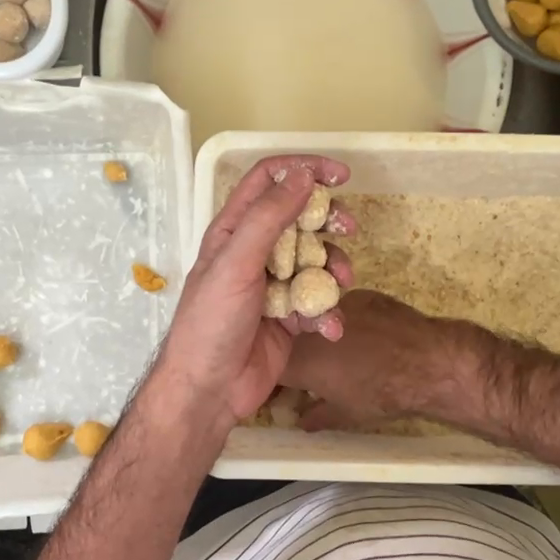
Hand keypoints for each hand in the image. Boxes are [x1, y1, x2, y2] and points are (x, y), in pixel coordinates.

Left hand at [154, 155, 356, 427]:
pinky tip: (329, 329)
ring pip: (316, 262)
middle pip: (300, 219)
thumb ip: (268, 218)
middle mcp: (255, 253)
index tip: (341, 175)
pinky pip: (317, 305)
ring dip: (334, 271)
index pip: (270, 182)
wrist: (209, 389)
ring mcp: (273, 286)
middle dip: (328, 222)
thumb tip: (301, 176)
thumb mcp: (236, 262)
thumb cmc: (211, 322)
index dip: (304, 170)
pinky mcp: (288, 319)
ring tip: (339, 286)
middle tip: (349, 228)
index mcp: (234, 231)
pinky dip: (327, 314)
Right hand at [280, 290, 473, 430]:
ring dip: (323, 335)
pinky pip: (346, 309)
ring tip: (348, 353)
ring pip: (318, 320)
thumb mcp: (345, 415)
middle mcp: (307, 327)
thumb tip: (302, 422)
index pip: (271, 369)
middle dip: (297, 355)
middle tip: (316, 372)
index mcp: (297, 360)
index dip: (277, 380)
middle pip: (291, 340)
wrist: (426, 362)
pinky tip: (371, 337)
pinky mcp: (361, 294)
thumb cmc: (380, 394)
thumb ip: (317, 417)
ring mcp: (335, 306)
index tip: (285, 390)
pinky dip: (351, 323)